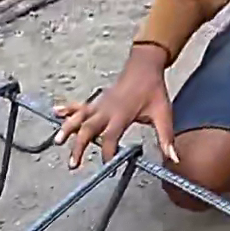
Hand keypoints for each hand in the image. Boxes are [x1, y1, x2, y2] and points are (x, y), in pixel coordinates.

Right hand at [54, 44, 182, 169]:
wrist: (145, 64)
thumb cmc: (153, 89)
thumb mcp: (163, 113)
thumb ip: (166, 137)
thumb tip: (174, 158)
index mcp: (121, 115)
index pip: (111, 138)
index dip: (109, 153)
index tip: (109, 166)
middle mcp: (106, 111)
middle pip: (88, 130)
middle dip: (79, 147)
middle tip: (73, 164)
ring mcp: (98, 105)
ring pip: (79, 118)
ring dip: (67, 130)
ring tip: (57, 142)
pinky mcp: (95, 102)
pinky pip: (78, 106)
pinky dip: (66, 110)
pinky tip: (55, 113)